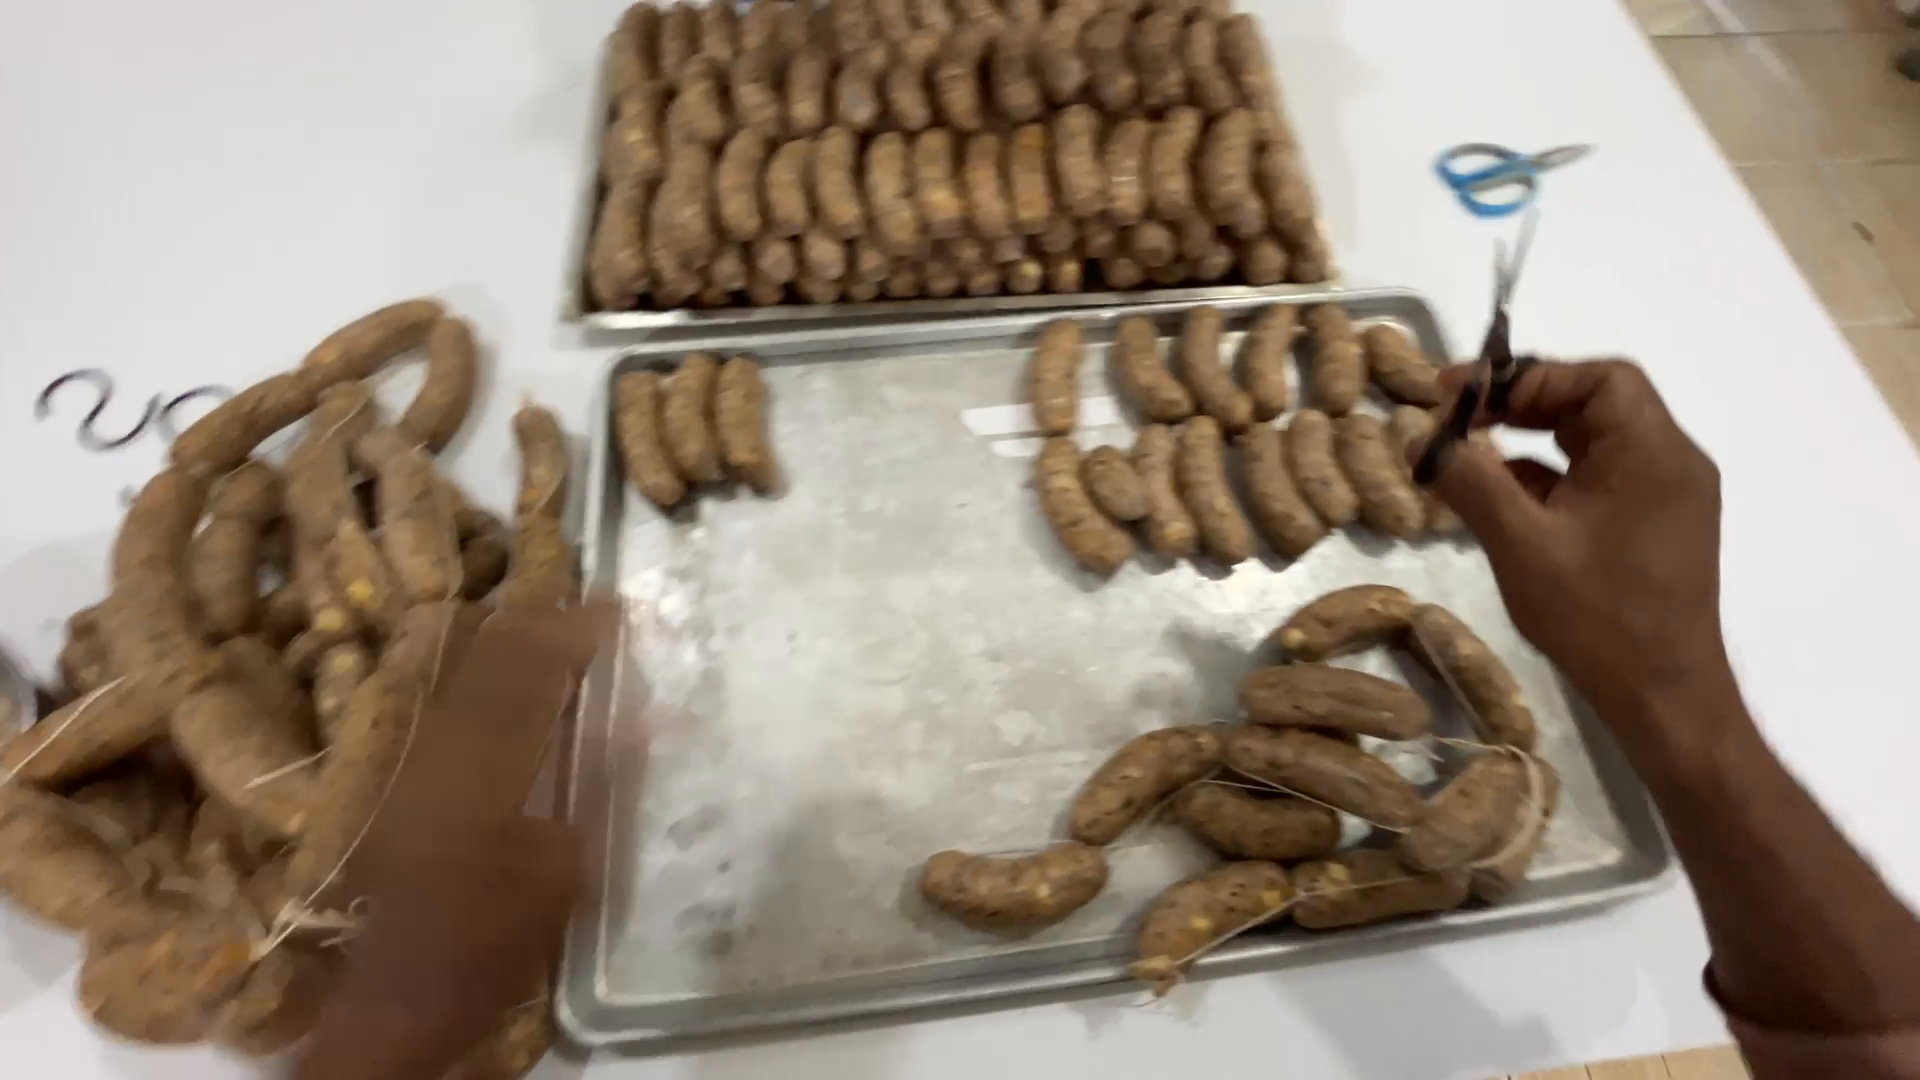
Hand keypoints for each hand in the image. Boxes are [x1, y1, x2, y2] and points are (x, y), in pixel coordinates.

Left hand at [297, 598, 618, 1079]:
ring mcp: (408, 763)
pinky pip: (444, 702)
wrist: (398, 998)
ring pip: (459, 673)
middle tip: (586, 597)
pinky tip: (504, 662)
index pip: (533, 680)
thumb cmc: (497, 939)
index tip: (618, 608)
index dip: (575, 635)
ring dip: (510, 638)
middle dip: (540, 621)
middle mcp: (436, 754)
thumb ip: (605, 783)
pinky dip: (484, 670)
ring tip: (552, 612)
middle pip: (487, 662)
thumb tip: (653, 718)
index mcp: (482, 775)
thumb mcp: (568, 869)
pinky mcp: (397, 777)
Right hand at [1423, 360, 1736, 746]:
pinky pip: (1587, 475)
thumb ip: (1471, 482)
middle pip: (1593, 402)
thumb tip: (1421, 439)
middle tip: (1454, 417)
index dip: (1528, 376)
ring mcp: (1658, 494)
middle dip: (1519, 402)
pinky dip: (1538, 472)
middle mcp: (1666, 462)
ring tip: (1464, 453)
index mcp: (1652, 455)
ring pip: (1587, 439)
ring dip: (1525, 436)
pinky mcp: (1643, 522)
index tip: (1460, 396)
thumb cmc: (1594, 614)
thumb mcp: (1519, 543)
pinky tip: (1494, 496)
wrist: (1658, 688)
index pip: (1600, 378)